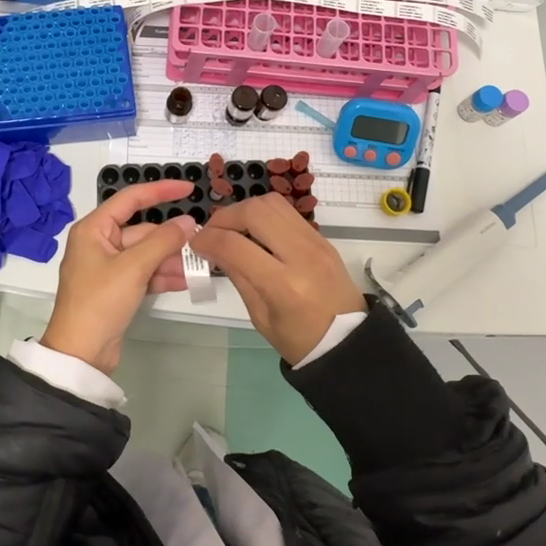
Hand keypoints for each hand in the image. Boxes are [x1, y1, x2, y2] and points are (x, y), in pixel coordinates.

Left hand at [40, 180, 195, 374]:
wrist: (81, 353)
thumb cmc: (100, 302)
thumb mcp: (134, 268)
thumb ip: (163, 242)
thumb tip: (188, 222)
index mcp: (94, 229)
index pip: (130, 199)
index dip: (160, 191)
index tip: (188, 188)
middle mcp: (99, 242)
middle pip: (142, 230)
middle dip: (170, 238)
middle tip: (201, 242)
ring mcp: (108, 266)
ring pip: (146, 253)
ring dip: (170, 259)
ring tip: (198, 266)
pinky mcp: (117, 288)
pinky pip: (144, 272)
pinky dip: (162, 275)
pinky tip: (186, 281)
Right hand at [193, 194, 365, 364]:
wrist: (350, 342)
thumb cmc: (301, 341)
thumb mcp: (260, 317)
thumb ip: (237, 276)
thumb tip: (212, 247)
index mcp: (284, 286)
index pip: (235, 245)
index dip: (207, 239)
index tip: (195, 244)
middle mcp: (302, 256)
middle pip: (255, 211)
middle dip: (225, 216)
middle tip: (212, 232)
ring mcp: (316, 242)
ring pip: (272, 203)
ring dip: (245, 210)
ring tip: (233, 228)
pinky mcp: (322, 237)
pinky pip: (287, 212)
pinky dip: (263, 214)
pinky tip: (254, 232)